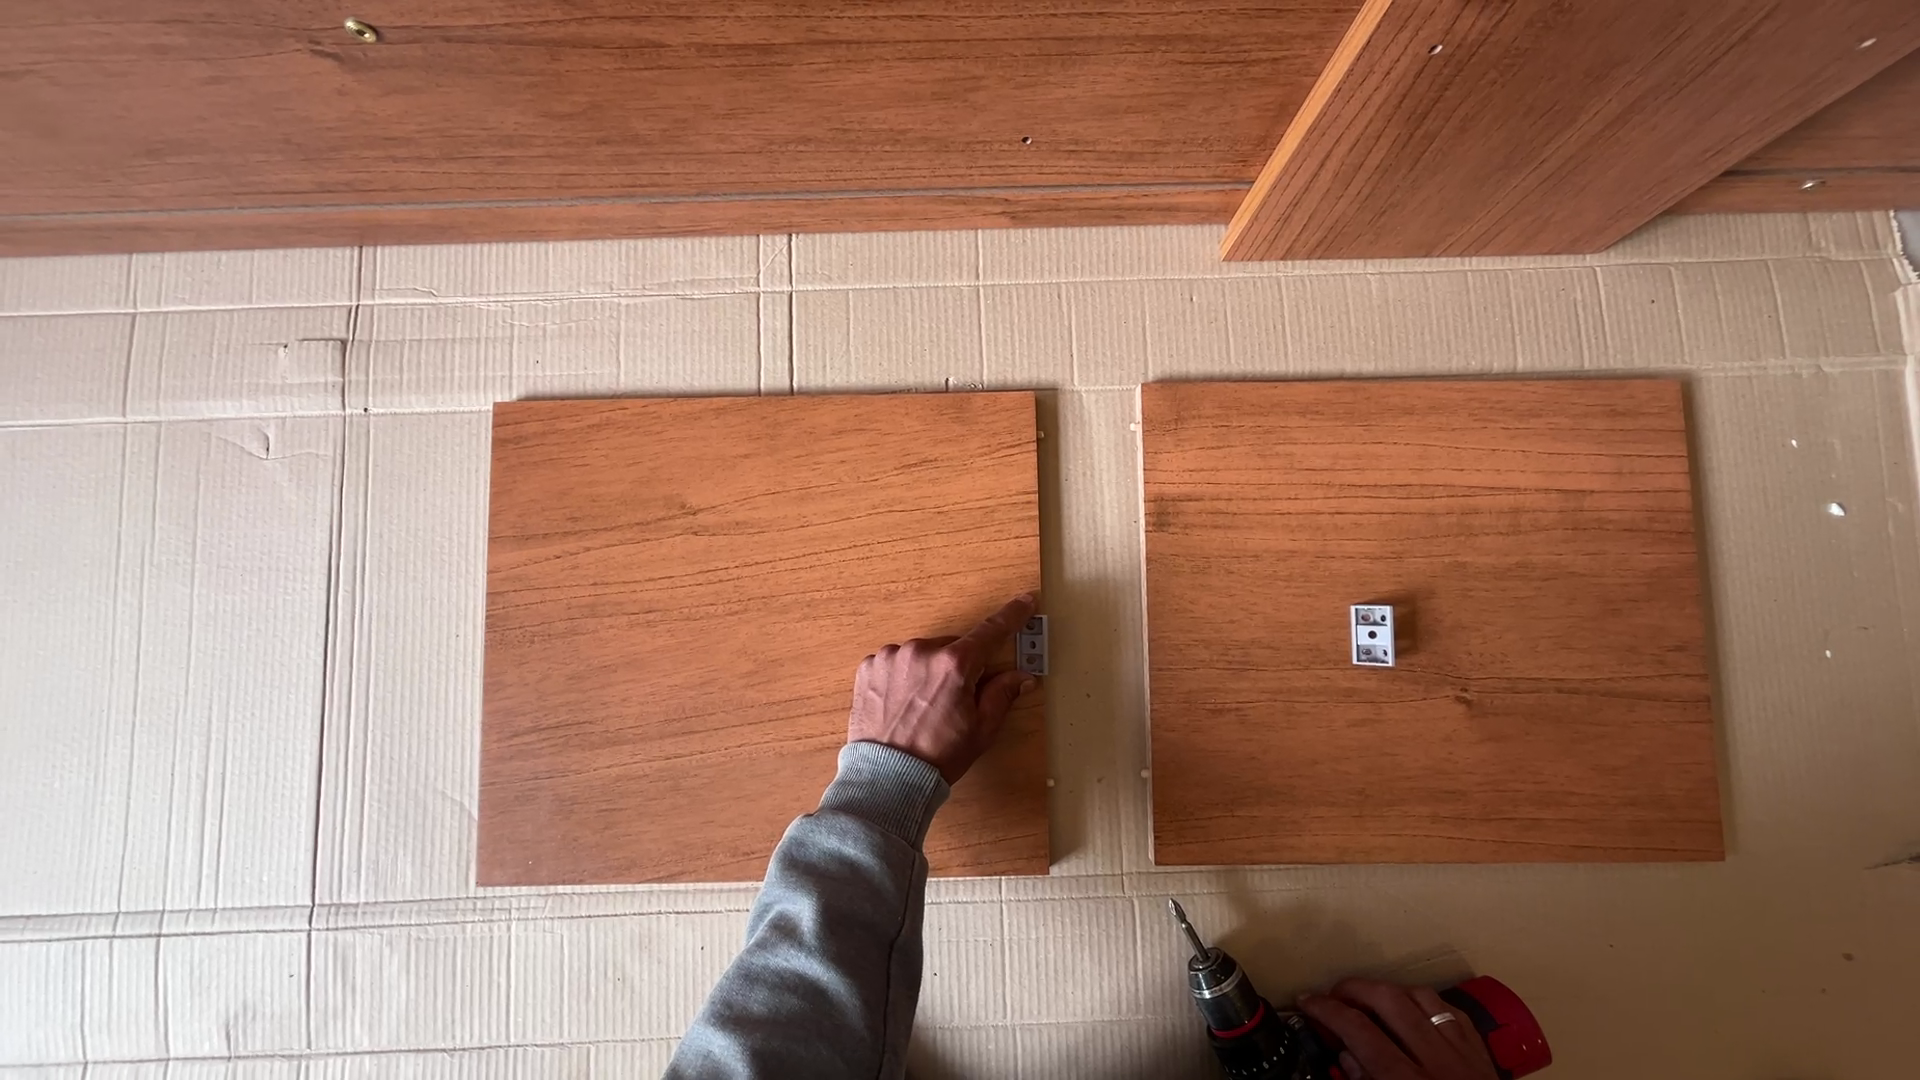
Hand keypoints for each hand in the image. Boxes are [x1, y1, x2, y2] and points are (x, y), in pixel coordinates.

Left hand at [847, 594, 1037, 784]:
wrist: (887, 778)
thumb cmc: (937, 756)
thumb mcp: (981, 729)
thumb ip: (1002, 694)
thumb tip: (1022, 675)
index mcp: (954, 665)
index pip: (991, 631)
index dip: (1012, 615)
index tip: (1024, 601)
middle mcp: (922, 651)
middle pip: (953, 648)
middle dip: (959, 667)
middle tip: (955, 701)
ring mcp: (891, 656)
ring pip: (923, 654)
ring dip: (928, 671)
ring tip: (922, 708)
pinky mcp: (869, 666)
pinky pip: (896, 662)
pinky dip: (902, 677)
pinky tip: (902, 703)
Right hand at [1299, 978, 1498, 1079]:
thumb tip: (1346, 1052)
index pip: (1360, 1032)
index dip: (1327, 1011)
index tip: (1306, 1002)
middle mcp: (1438, 1063)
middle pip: (1389, 1001)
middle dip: (1353, 989)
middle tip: (1333, 996)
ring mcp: (1465, 1056)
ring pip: (1422, 997)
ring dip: (1388, 991)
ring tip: (1369, 1000)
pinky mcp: (1484, 1056)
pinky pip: (1452, 1013)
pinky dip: (1426, 1004)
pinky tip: (1412, 1011)